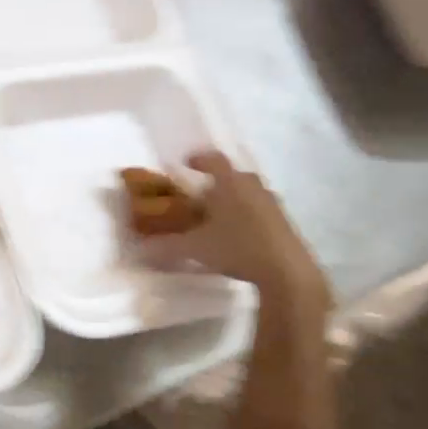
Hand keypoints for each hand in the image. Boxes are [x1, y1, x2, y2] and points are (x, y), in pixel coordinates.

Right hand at [146, 151, 330, 311]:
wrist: (286, 270)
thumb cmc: (237, 248)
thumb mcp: (195, 248)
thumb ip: (167, 245)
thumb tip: (142, 247)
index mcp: (229, 183)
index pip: (214, 159)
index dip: (199, 158)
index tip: (186, 163)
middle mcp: (252, 186)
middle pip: (232, 175)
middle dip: (215, 183)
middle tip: (199, 197)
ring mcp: (271, 202)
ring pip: (247, 192)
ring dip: (231, 199)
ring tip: (216, 218)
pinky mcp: (283, 220)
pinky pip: (258, 208)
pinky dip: (244, 214)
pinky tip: (235, 235)